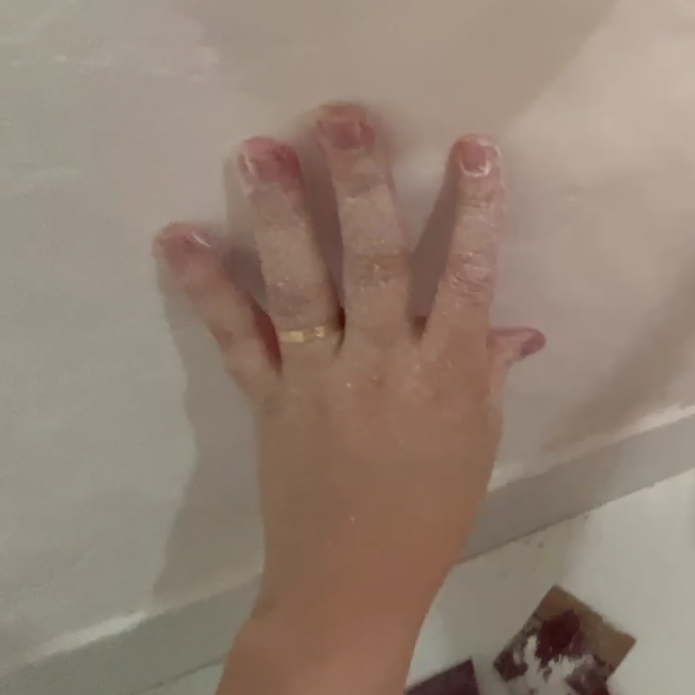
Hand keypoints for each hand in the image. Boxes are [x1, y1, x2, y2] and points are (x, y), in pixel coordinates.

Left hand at [156, 103, 543, 649]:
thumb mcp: (483, 431)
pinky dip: (205, 287)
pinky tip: (180, 235)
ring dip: (280, 216)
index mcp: (451, 369)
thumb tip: (515, 327)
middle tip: (343, 120)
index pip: (471, 274)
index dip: (476, 210)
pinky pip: (235, 337)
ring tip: (261, 150)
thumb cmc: (440, 498)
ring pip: (300, 286)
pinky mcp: (269, 398)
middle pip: (376, 262)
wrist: (355, 574)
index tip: (474, 150)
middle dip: (363, 187)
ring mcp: (320, 377)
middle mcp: (385, 361)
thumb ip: (491, 368)